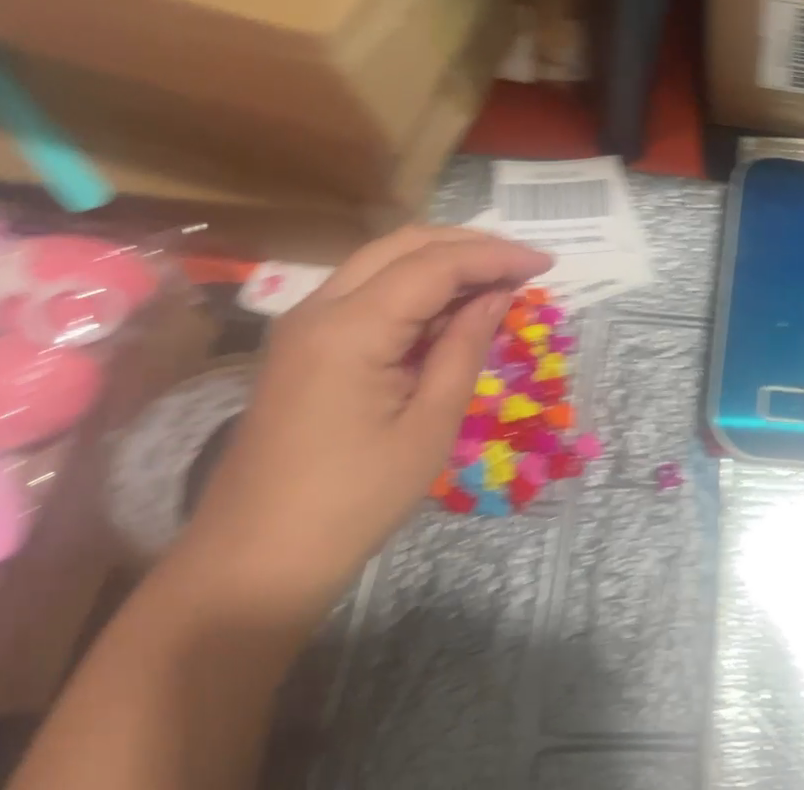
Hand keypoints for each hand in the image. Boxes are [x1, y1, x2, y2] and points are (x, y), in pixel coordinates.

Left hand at [171, 228, 551, 621]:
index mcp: (350, 328)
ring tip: (498, 282)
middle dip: (469, 245)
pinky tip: (450, 310)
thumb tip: (497, 296)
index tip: (547, 266)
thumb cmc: (355, 500)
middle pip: (402, 245)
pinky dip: (414, 288)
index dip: (496, 256)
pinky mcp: (302, 346)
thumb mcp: (429, 426)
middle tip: (524, 265)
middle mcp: (318, 308)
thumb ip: (463, 348)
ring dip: (441, 262)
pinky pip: (365, 293)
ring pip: (381, 262)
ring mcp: (303, 325)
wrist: (256, 559)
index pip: (434, 264)